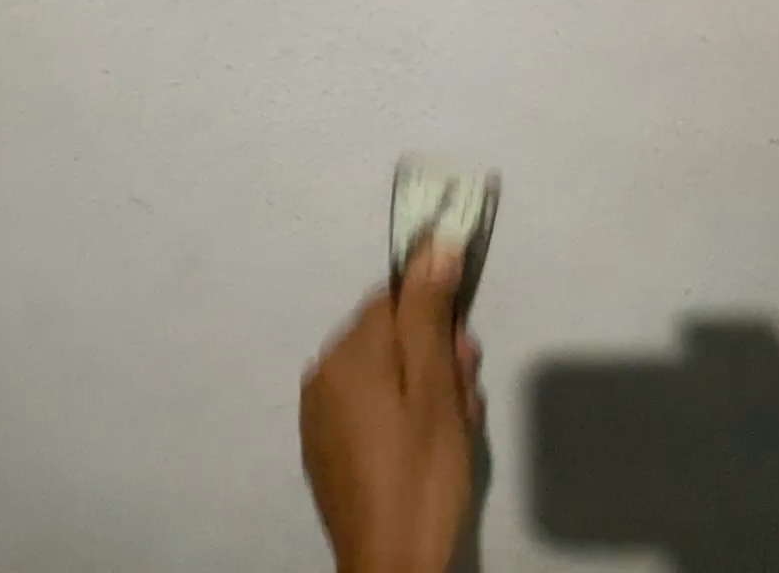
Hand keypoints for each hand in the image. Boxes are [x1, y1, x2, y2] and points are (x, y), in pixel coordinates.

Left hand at [300, 242, 483, 572]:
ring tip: (445, 433)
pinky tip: (418, 448)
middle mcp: (323, 369)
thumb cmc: (422, 473)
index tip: (460, 358)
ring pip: (382, 371)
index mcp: (348, 350)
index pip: (396, 297)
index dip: (437, 321)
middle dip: (432, 359)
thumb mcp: (436, 388)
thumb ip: (430, 311)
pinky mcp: (323, 442)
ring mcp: (318, 409)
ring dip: (420, 388)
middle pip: (390, 335)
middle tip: (459, 403)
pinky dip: (396, 414)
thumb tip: (436, 240)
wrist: (390, 568)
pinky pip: (366, 404)